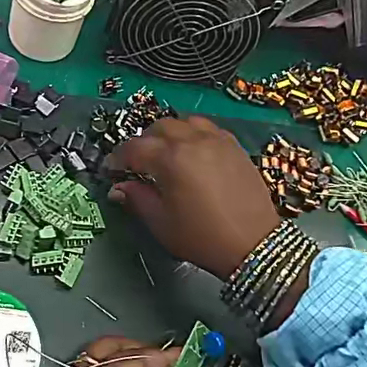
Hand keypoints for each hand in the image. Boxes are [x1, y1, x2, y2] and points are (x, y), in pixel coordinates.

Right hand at [104, 116, 279, 277]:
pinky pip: (208, 128)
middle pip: (159, 128)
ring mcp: (217, 140)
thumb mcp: (161, 223)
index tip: (112, 170)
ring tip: (166, 152)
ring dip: (170, 133)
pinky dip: (194, 134)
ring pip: (185, 121)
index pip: (134, 148)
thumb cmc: (202, 237)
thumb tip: (119, 188)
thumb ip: (137, 199)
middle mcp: (193, 141)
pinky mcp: (234, 146)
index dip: (118, 158)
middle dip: (143, 142)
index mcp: (170, 159)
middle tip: (138, 163)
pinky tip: (193, 152)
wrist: (254, 244)